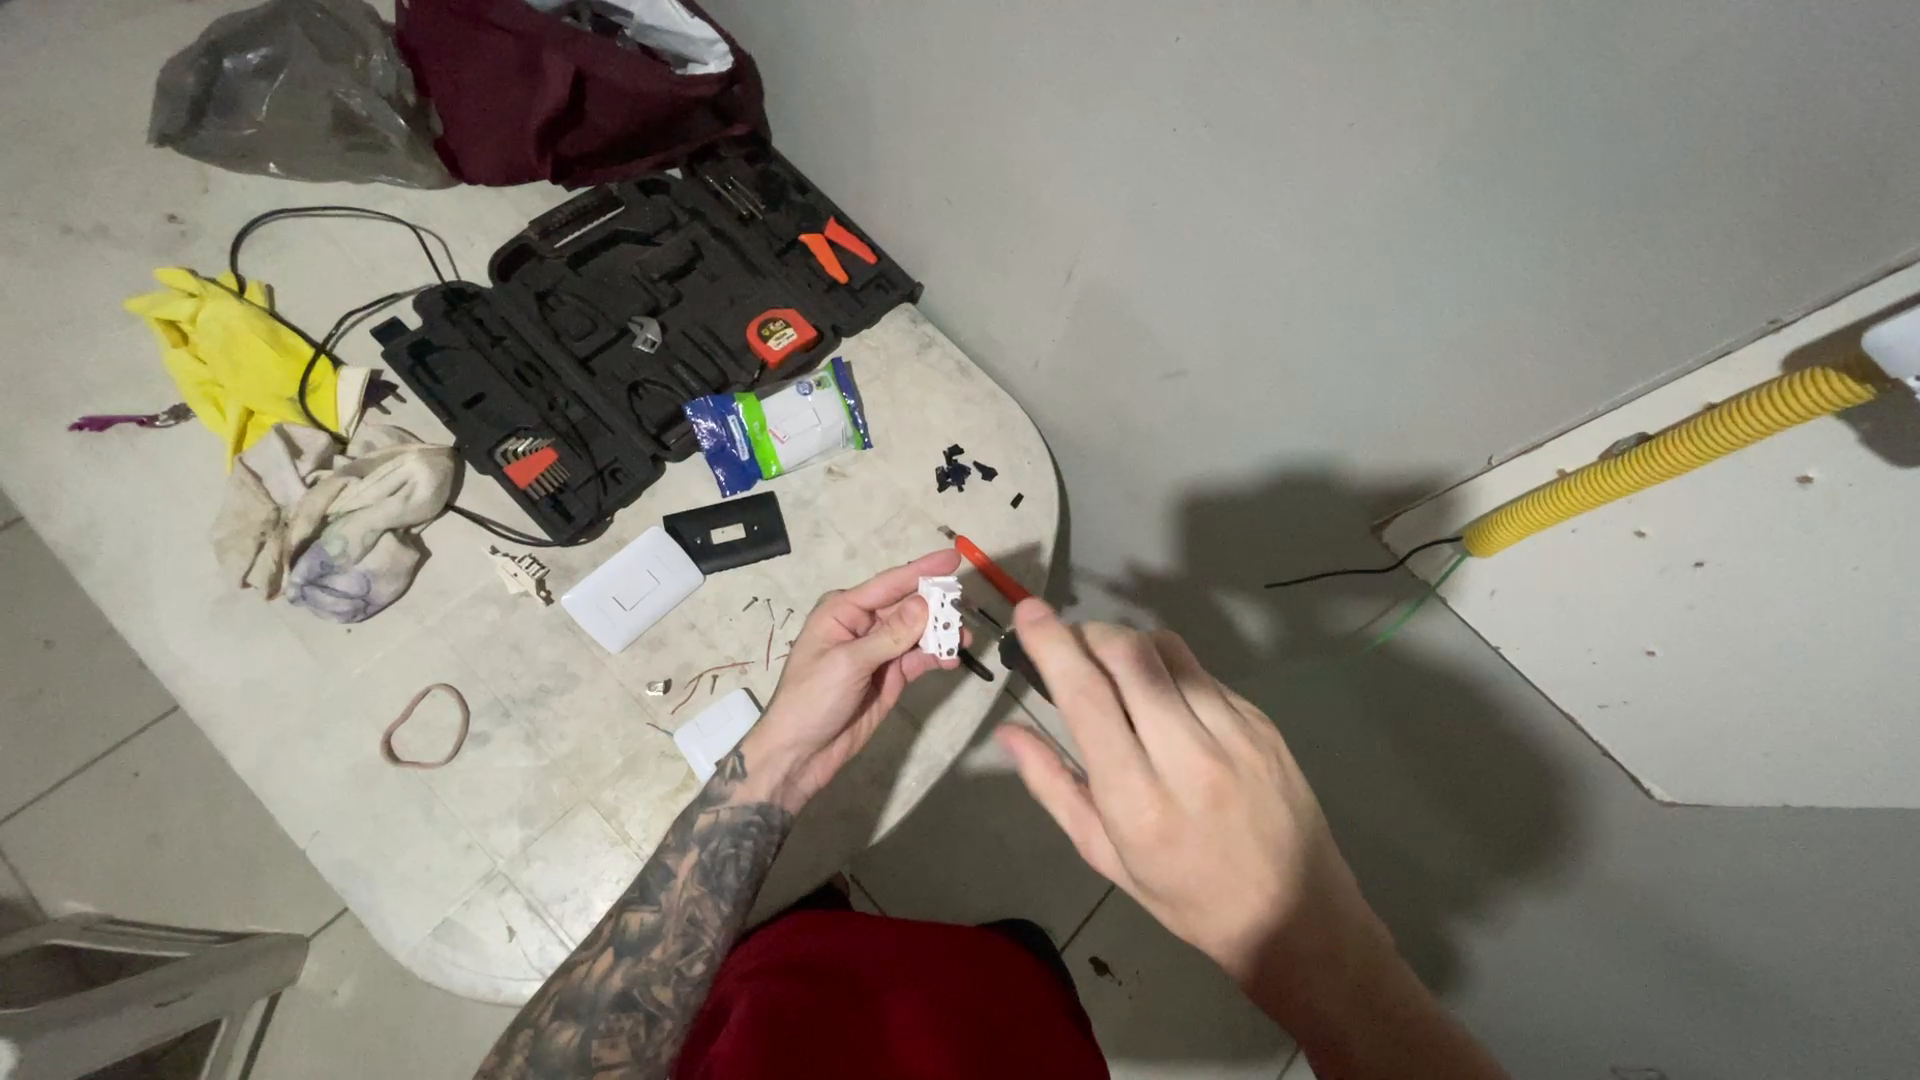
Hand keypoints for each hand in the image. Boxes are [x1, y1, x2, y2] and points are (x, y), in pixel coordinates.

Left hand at [739, 550, 964, 811]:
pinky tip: (951, 660)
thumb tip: (924, 603)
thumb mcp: (848, 663)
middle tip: (966, 608)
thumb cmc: (812, 699)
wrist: (800, 754)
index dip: (922, 570)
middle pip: (908, 606)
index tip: (954, 558)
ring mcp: (879, 651)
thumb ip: (889, 635)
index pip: (889, 584)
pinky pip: (919, 657)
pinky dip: (936, 656)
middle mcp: (863, 624)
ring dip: (941, 634)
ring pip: (918, 632)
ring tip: (964, 639)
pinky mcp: (890, 676)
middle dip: (938, 606)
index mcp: (844, 610)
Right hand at [995, 599, 1391, 1007]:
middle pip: (1129, 654)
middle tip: (1072, 646)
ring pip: (1167, 650)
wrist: (1297, 913)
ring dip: (1128, 645)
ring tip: (1116, 669)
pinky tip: (1165, 700)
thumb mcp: (1105, 856)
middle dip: (1089, 633)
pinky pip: (1201, 672)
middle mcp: (1188, 756)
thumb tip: (1007, 732)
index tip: (1028, 612)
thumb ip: (1053, 786)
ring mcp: (1234, 733)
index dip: (1051, 645)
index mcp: (1138, 799)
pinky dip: (1168, 669)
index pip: (1087, 697)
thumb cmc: (1185, 895)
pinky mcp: (1261, 722)